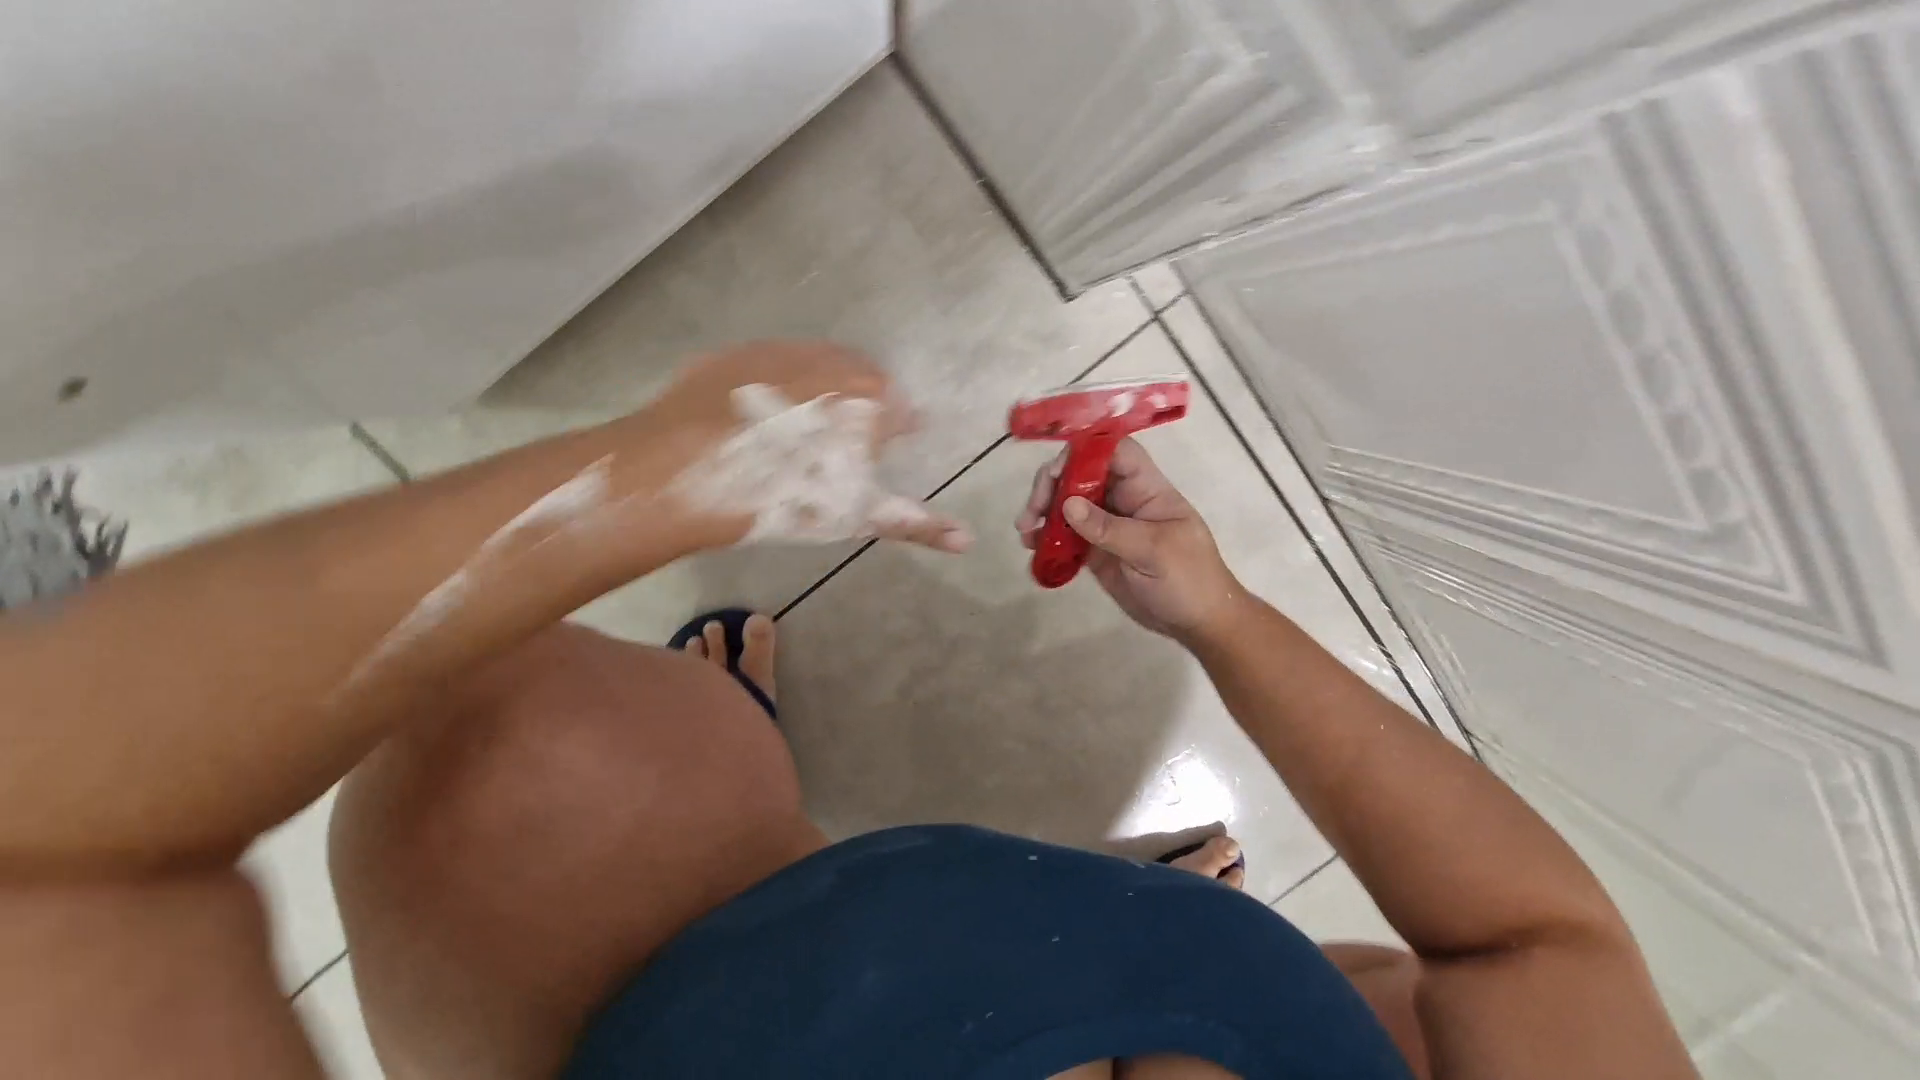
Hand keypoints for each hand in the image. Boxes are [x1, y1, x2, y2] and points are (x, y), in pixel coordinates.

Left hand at [632, 341, 972, 553]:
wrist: (686, 473)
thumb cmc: (785, 497)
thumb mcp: (856, 514)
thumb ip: (915, 524)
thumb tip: (968, 541)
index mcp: (871, 396)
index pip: (900, 409)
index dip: (890, 436)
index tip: (873, 457)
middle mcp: (832, 360)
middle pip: (859, 381)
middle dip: (854, 411)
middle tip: (830, 452)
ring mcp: (778, 351)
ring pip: (812, 370)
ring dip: (813, 396)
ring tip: (790, 439)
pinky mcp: (734, 354)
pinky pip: (765, 369)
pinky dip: (768, 391)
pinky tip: (749, 425)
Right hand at [1016, 438, 1244, 641]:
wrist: (1199, 622)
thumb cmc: (1190, 579)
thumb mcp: (1154, 552)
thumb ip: (1110, 528)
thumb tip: (1068, 504)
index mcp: (1146, 489)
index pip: (1115, 452)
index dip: (1085, 451)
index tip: (1057, 472)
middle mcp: (1123, 500)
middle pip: (1081, 474)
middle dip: (1052, 485)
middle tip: (1032, 512)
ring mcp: (1108, 526)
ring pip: (1068, 504)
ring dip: (1043, 512)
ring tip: (1024, 532)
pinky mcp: (1096, 552)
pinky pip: (1066, 536)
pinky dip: (1046, 538)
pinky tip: (1032, 548)